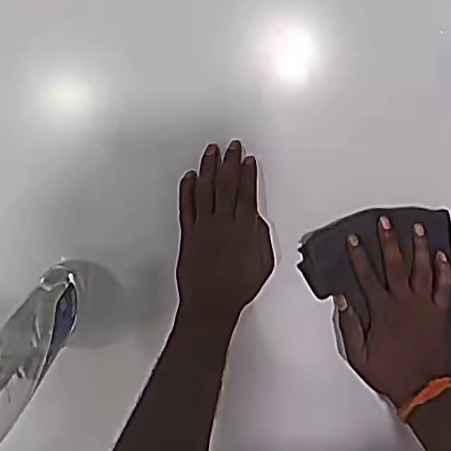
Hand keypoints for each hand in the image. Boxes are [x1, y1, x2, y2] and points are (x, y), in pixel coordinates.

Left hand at [175, 141, 273, 330]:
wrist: (211, 303)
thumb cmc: (238, 287)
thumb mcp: (263, 262)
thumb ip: (260, 236)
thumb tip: (255, 219)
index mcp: (244, 228)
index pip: (248, 191)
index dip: (248, 173)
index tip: (248, 159)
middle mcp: (223, 222)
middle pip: (227, 183)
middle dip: (230, 161)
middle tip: (232, 147)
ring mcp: (204, 225)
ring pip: (206, 188)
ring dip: (209, 167)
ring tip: (211, 152)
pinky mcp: (189, 232)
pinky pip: (187, 204)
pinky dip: (187, 188)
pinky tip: (189, 176)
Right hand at [337, 216, 450, 405]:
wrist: (422, 391)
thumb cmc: (391, 373)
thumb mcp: (358, 354)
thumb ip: (349, 325)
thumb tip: (342, 301)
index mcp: (382, 310)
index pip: (367, 275)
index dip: (359, 256)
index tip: (354, 240)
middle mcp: (403, 303)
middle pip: (395, 264)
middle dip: (388, 240)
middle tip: (385, 222)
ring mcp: (423, 306)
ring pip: (422, 269)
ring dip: (418, 246)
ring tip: (417, 228)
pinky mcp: (438, 313)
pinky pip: (443, 287)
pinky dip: (444, 270)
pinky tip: (442, 255)